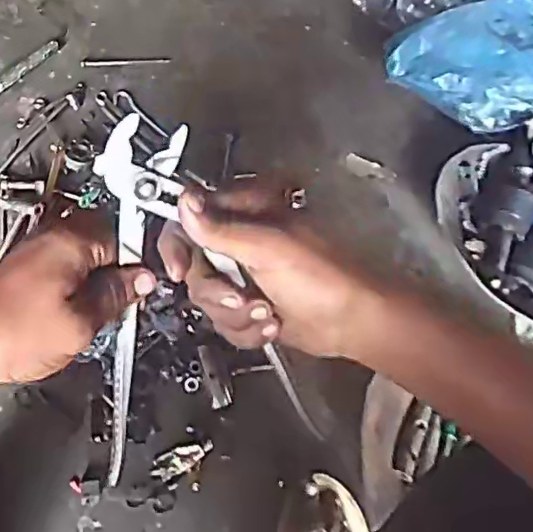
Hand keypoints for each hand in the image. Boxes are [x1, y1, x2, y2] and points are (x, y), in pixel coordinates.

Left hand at [0, 221, 153, 387]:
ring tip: (85, 316)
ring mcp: (36, 248)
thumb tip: (140, 281)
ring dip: (92, 282)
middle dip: (113, 274)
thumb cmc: (12, 334)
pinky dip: (71, 288)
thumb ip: (116, 297)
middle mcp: (51, 235)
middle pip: (103, 244)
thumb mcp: (81, 324)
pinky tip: (66, 315)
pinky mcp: (25, 266)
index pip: (122, 238)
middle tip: (114, 308)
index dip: (135, 269)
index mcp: (70, 241)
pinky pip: (62, 267)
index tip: (138, 292)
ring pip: (83, 257)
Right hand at [157, 183, 379, 358]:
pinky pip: (222, 320)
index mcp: (243, 212)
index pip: (187, 220)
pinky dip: (246, 328)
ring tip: (268, 313)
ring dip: (235, 314)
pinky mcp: (246, 303)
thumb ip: (220, 228)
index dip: (177, 246)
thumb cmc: (325, 279)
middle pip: (192, 267)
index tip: (178, 269)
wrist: (355, 325)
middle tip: (239, 297)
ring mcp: (241, 273)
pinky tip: (272, 323)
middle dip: (217, 291)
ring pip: (205, 298)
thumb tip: (185, 203)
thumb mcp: (268, 248)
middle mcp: (237, 240)